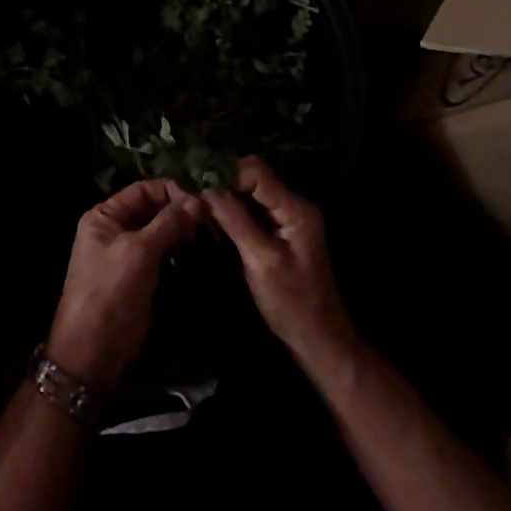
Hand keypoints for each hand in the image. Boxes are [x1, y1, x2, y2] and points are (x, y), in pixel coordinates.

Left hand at [47, 178, 203, 389]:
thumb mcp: (139, 253)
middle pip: (151, 208)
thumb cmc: (111, 293)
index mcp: (104, 216)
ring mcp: (124, 253)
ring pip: (157, 231)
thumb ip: (168, 223)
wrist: (92, 351)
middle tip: (209, 221)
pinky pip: (159, 253)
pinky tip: (196, 251)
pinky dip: (176, 249)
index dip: (171, 192)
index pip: (142, 189)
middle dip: (178, 211)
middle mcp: (113, 229)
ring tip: (206, 235)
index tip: (202, 203)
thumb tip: (198, 200)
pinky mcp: (137, 276)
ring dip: (180, 230)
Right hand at [202, 156, 356, 362]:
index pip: (256, 171)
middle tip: (193, 195)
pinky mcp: (279, 230)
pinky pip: (252, 208)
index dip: (227, 175)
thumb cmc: (291, 302)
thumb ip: (235, 220)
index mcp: (295, 209)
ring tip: (197, 204)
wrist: (317, 338)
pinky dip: (233, 210)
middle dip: (223, 182)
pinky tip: (212, 217)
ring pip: (250, 191)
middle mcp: (293, 205)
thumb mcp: (260, 260)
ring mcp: (287, 218)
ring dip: (225, 196)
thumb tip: (206, 188)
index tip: (199, 189)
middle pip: (253, 176)